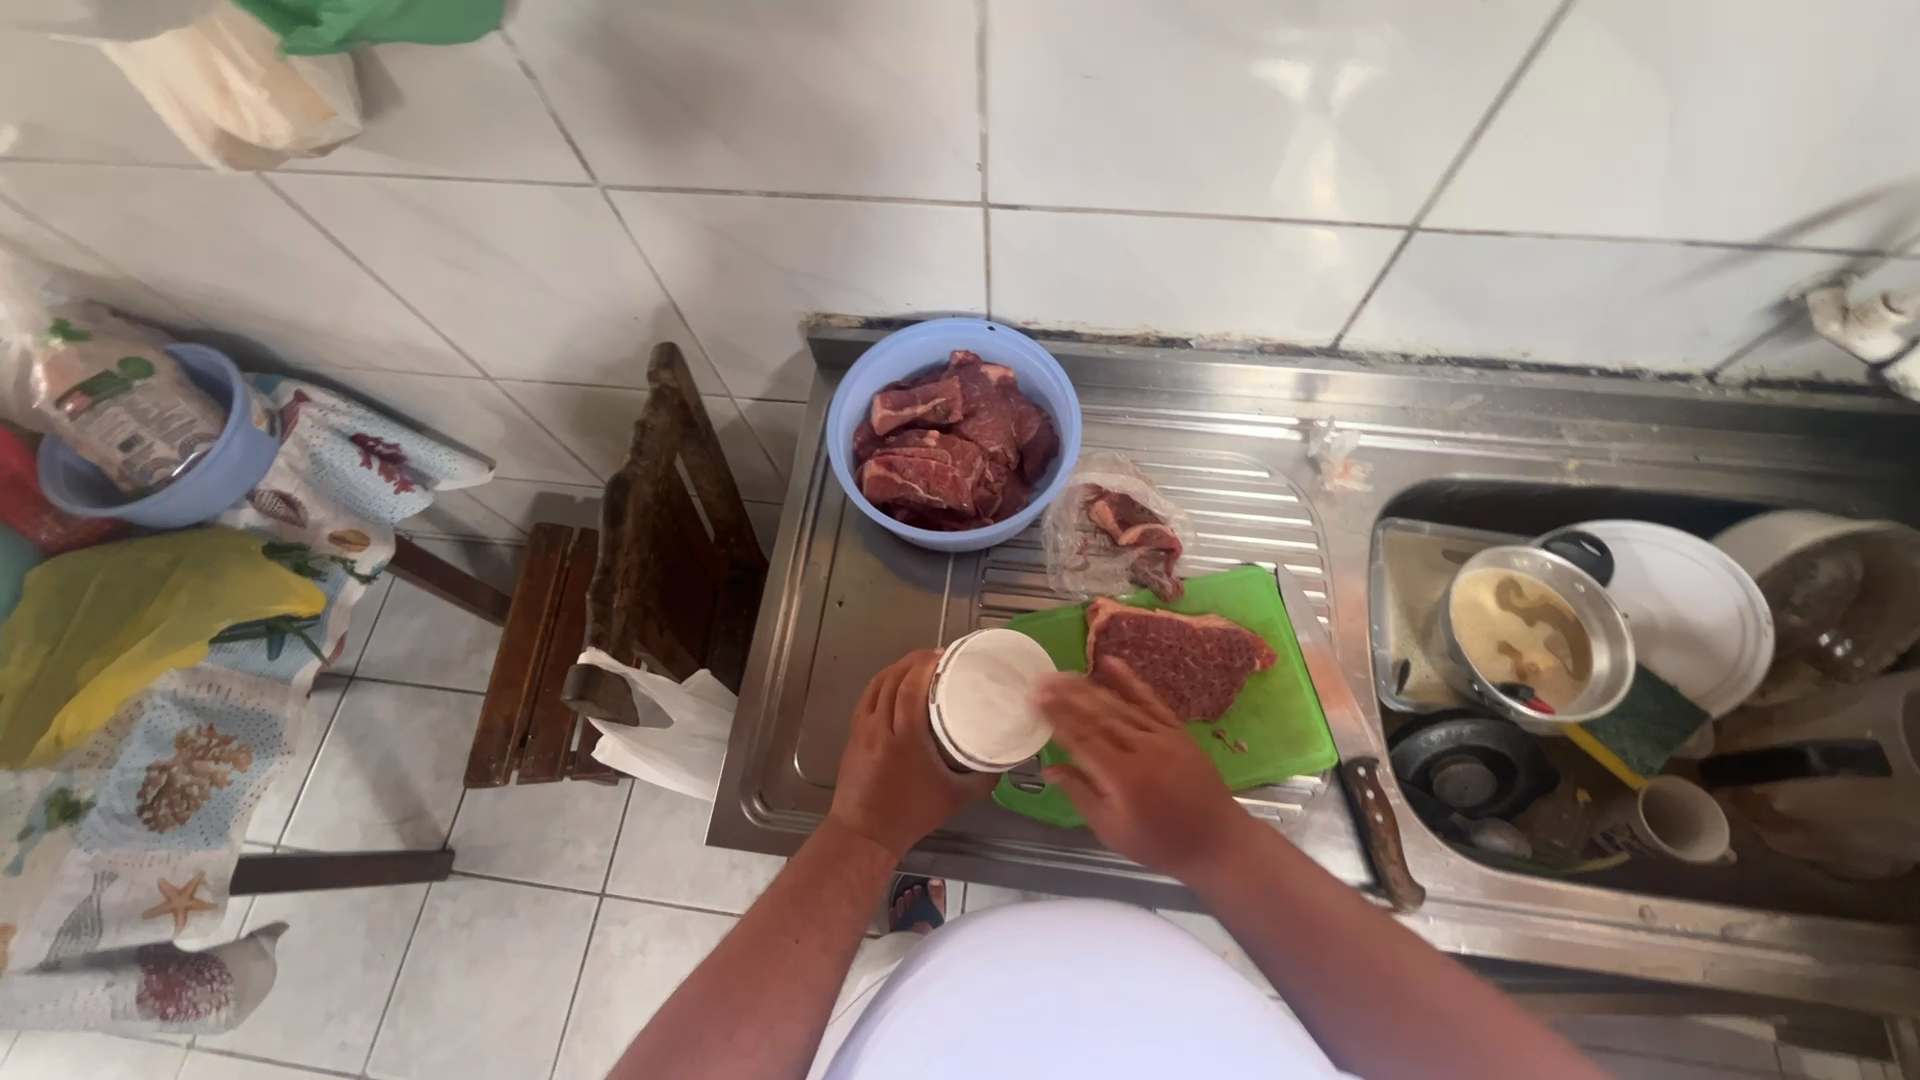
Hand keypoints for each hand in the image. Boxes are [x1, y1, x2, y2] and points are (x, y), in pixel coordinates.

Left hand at [829, 649, 996, 858]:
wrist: (865, 833)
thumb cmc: (912, 814)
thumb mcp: (955, 797)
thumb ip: (983, 777)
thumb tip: (1004, 759)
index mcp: (906, 738)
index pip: (910, 688)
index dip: (925, 666)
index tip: (945, 655)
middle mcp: (881, 727)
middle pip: (893, 680)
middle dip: (914, 661)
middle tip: (938, 655)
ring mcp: (863, 729)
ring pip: (877, 685)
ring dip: (898, 668)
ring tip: (919, 663)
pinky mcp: (853, 734)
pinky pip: (867, 697)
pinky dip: (882, 682)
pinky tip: (896, 682)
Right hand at [1032, 661, 1257, 880]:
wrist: (1217, 841)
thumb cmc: (1159, 844)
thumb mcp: (1112, 831)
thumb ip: (1080, 794)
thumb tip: (1048, 768)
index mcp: (1123, 778)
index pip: (1082, 739)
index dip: (1057, 718)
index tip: (1035, 700)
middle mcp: (1142, 750)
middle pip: (1098, 716)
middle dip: (1066, 696)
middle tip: (1041, 680)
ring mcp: (1162, 736)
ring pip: (1119, 705)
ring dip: (1088, 687)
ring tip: (1062, 673)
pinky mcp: (1177, 730)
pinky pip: (1150, 700)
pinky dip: (1129, 680)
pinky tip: (1110, 662)